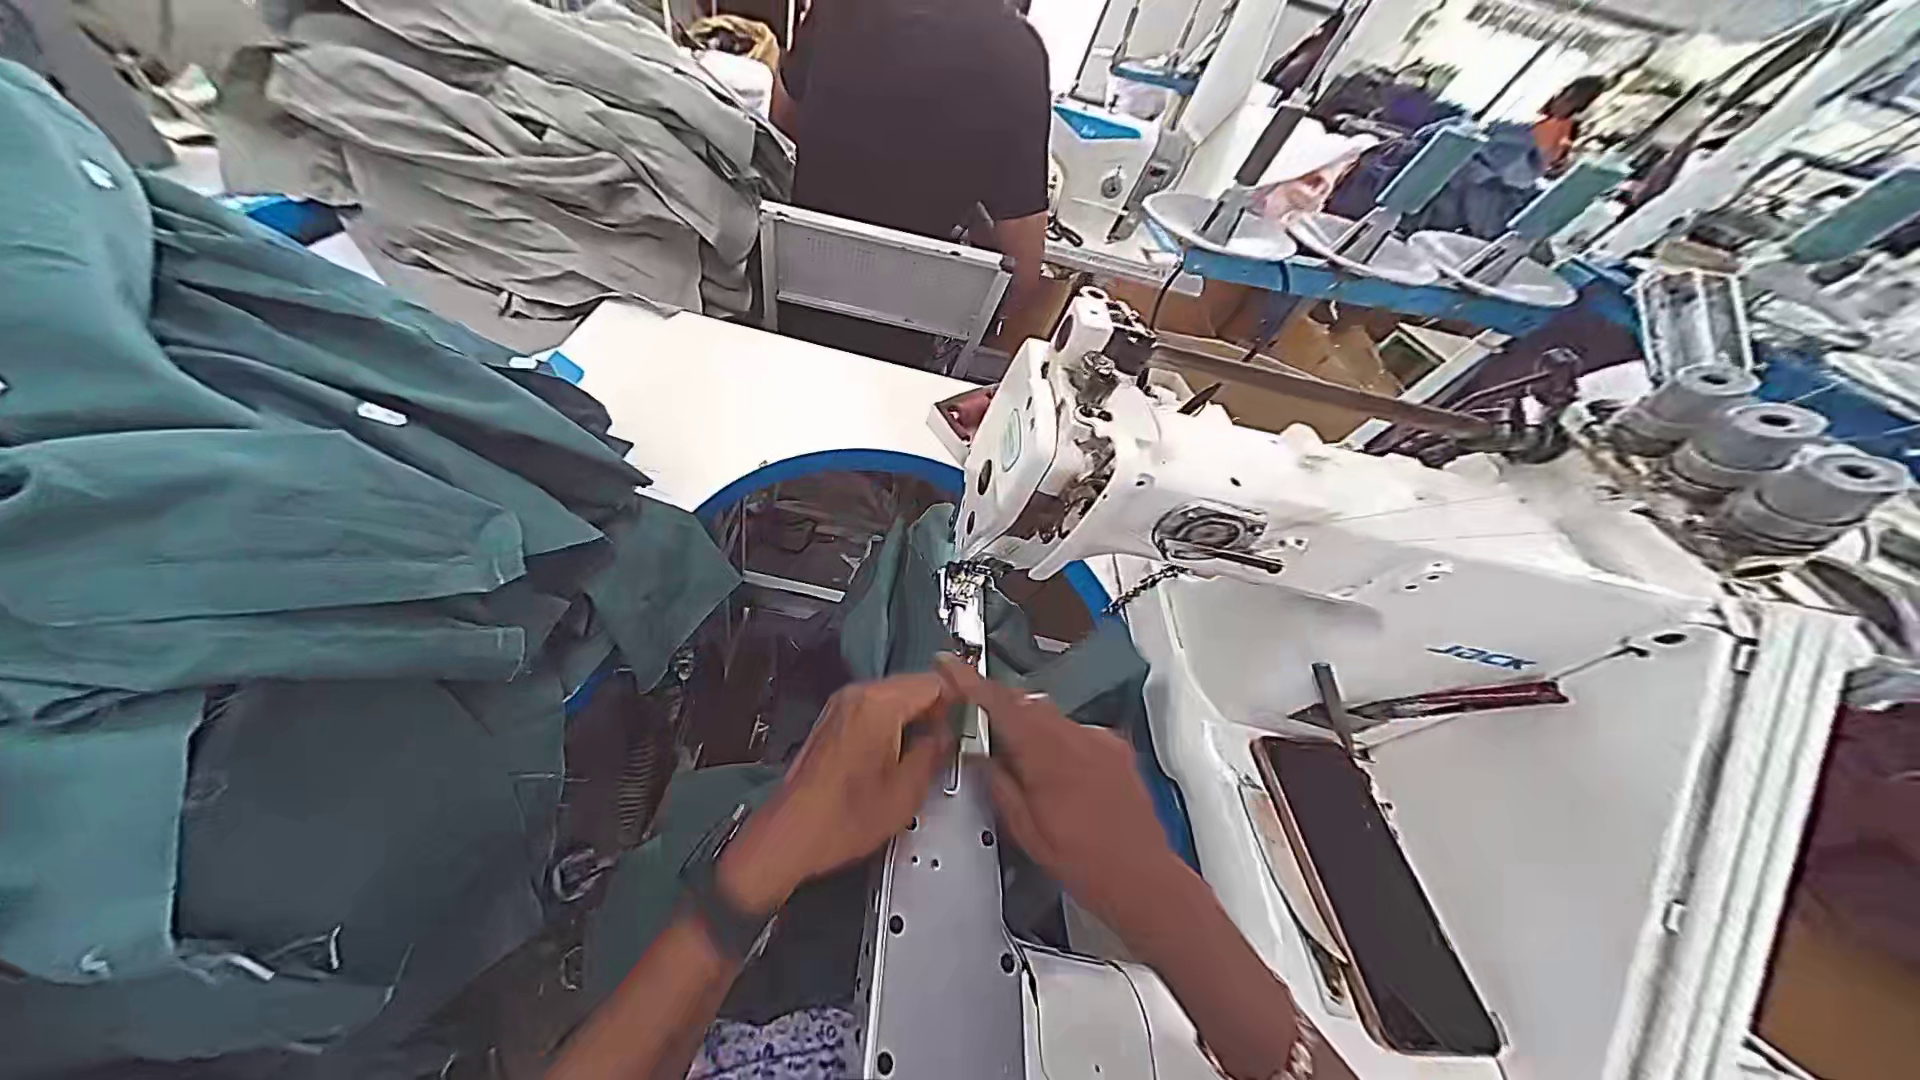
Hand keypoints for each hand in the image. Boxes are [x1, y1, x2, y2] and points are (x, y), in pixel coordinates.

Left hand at [719, 675, 955, 913]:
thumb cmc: (841, 818)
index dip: (958, 700)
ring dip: (915, 714)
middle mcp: (856, 696)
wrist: (791, 836)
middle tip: (953, 735)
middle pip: (913, 685)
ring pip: (894, 696)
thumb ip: (935, 752)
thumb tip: (946, 737)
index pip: (934, 683)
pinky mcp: (832, 721)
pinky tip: (899, 752)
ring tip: (928, 748)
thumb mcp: (906, 790)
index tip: (969, 717)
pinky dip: (893, 722)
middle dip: (937, 708)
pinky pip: (874, 708)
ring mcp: (841, 707)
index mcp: (878, 704)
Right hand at [933, 653, 1181, 931]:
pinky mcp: (1115, 747)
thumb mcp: (1026, 831)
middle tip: (976, 711)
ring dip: (1028, 722)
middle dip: (997, 701)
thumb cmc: (1084, 863)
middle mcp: (1075, 738)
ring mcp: (1099, 740)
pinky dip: (1057, 737)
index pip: (1000, 705)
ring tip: (1018, 755)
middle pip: (1025, 702)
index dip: (970, 681)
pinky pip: (1076, 728)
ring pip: (1050, 714)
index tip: (950, 665)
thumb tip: (982, 757)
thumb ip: (1000, 785)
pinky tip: (1057, 767)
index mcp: (1047, 756)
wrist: (1143, 878)